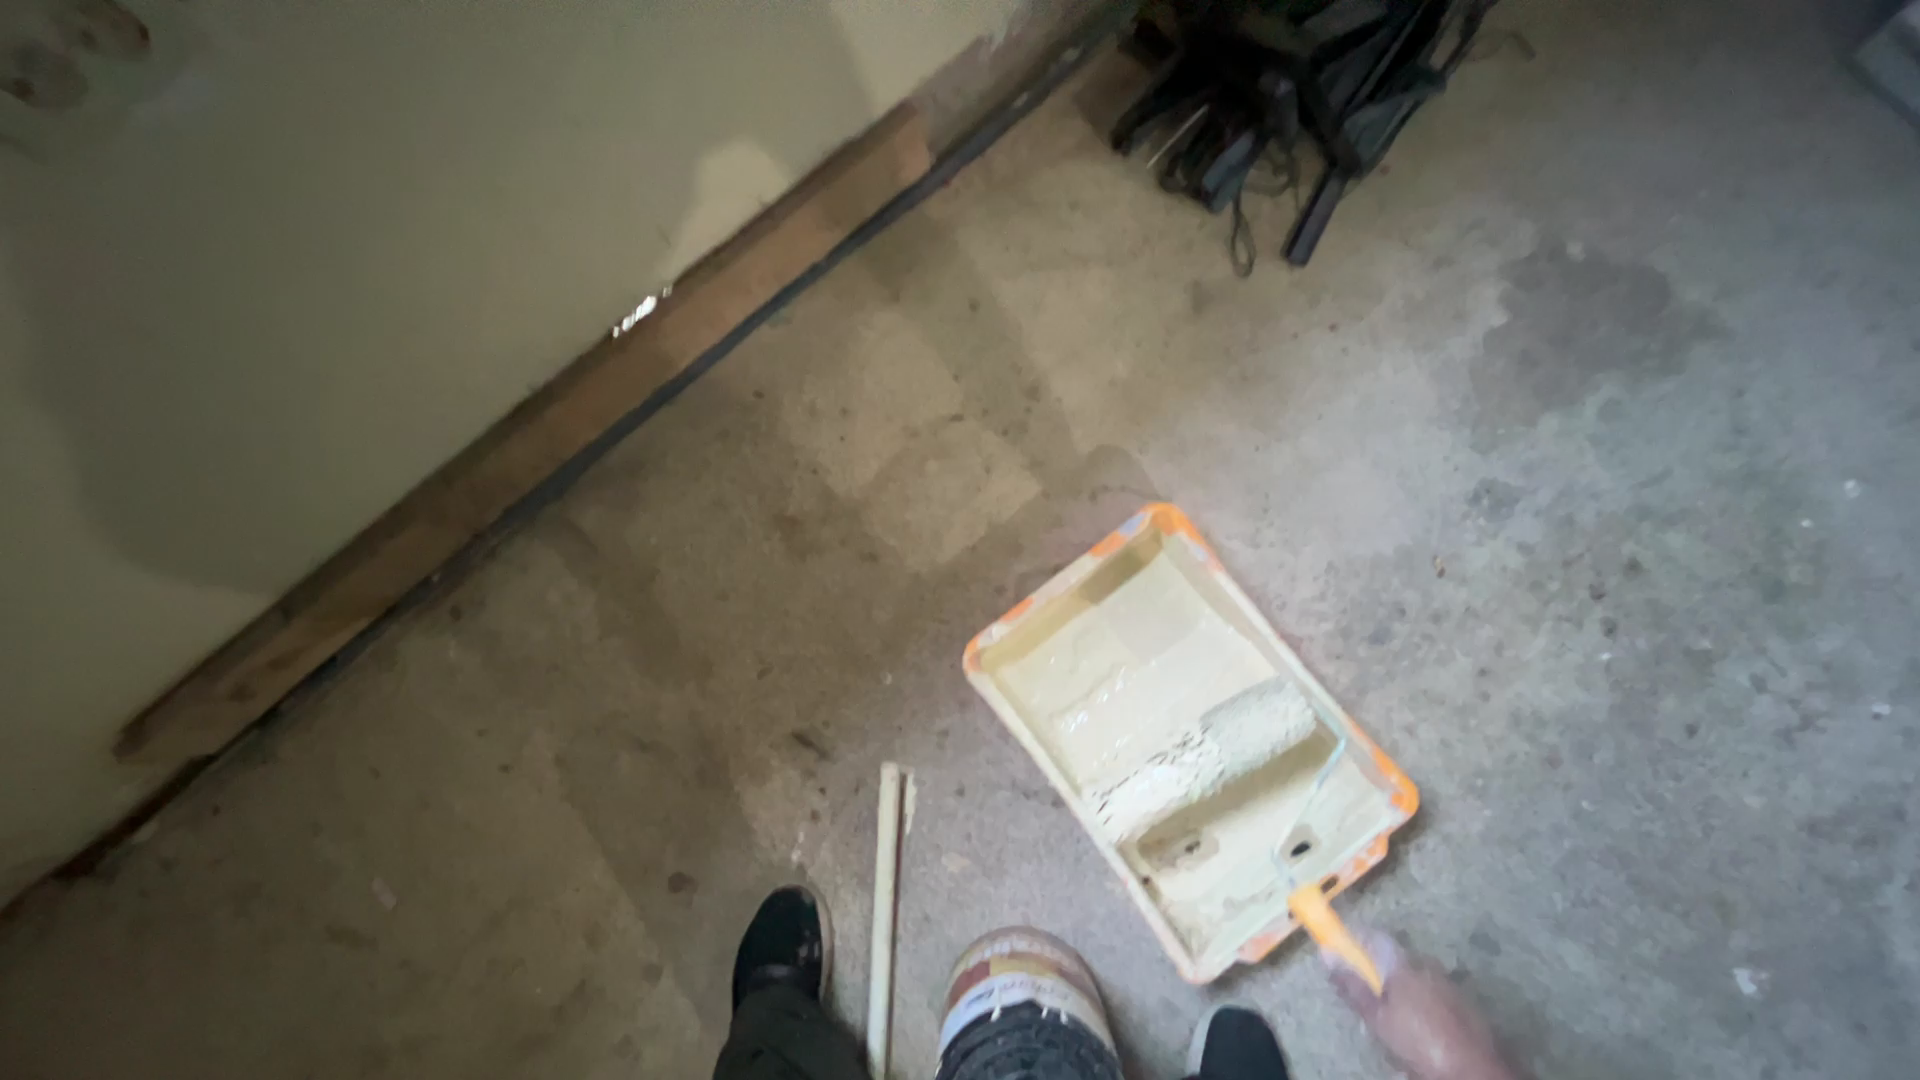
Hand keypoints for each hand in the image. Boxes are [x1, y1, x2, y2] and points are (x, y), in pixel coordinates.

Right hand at [1323, 927, 1524, 1079]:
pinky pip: (1435, 993)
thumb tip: (1326, 952)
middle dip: (1378, 969)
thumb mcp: (1377, 1019)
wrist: (1478, 1073)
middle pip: (1395, 957)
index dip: (1355, 937)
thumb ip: (1352, 985)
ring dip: (1402, 988)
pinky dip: (1423, 1002)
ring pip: (1416, 976)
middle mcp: (1427, 965)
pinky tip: (1420, 1025)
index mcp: (1402, 963)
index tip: (1340, 947)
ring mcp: (1450, 984)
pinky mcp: (1466, 1005)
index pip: (1373, 934)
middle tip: (1368, 994)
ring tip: (1394, 1015)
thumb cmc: (1418, 1043)